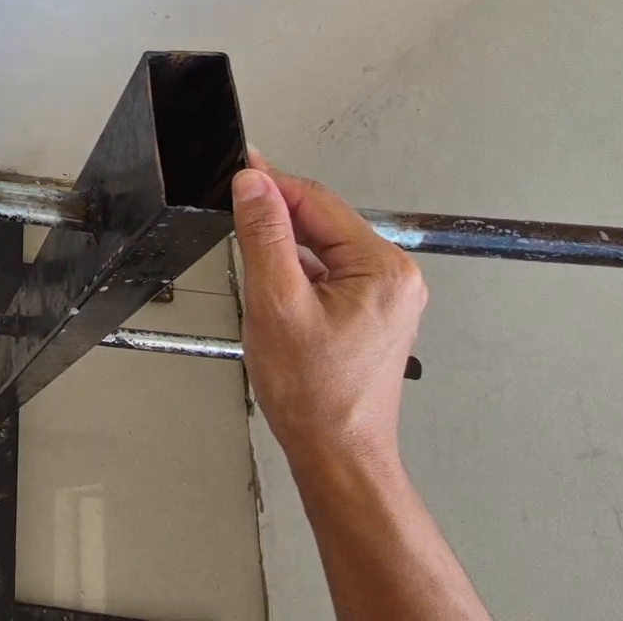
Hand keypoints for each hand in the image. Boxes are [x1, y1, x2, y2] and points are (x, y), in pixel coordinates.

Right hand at [232, 152, 426, 473]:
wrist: (335, 451)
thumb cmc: (314, 392)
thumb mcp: (276, 301)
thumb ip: (264, 235)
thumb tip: (254, 184)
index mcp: (381, 268)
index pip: (317, 202)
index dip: (271, 184)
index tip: (236, 171)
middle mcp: (391, 277)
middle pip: (322, 219)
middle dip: (275, 211)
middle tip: (231, 203)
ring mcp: (381, 295)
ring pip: (321, 243)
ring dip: (282, 238)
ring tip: (247, 243)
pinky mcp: (366, 310)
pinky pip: (325, 267)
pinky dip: (294, 263)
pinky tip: (270, 275)